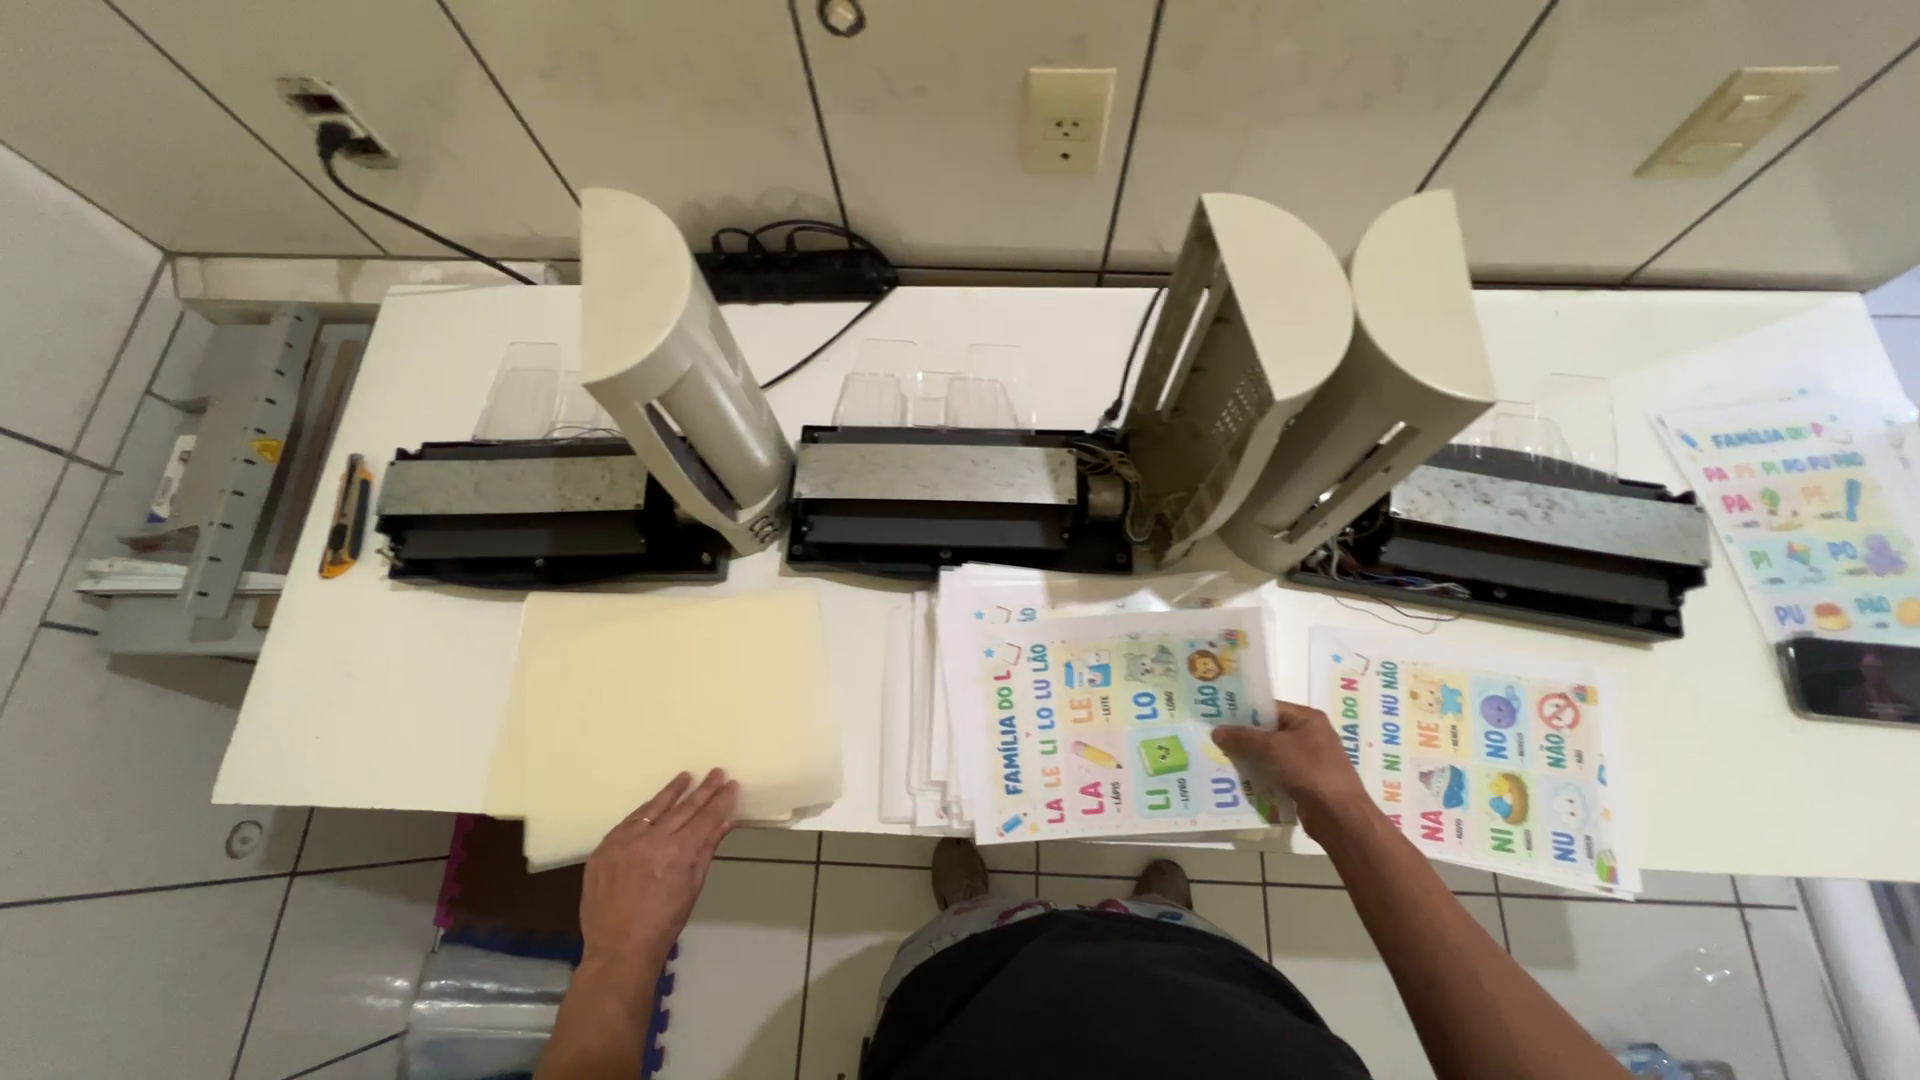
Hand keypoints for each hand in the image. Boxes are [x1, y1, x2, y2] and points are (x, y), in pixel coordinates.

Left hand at [580, 769, 739, 969]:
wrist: (618, 948)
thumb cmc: (664, 923)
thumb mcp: (693, 886)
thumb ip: (707, 849)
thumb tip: (726, 821)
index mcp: (679, 853)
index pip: (706, 817)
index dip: (720, 800)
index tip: (731, 785)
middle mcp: (652, 840)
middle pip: (684, 808)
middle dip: (703, 790)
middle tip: (716, 772)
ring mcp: (625, 842)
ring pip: (654, 808)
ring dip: (672, 792)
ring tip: (686, 777)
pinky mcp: (604, 848)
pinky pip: (629, 822)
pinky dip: (645, 811)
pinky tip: (654, 804)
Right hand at [1211, 701, 1369, 831]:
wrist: (1339, 815)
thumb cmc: (1309, 770)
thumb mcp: (1272, 748)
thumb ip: (1243, 737)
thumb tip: (1217, 731)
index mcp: (1307, 718)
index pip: (1269, 707)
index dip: (1243, 711)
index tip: (1218, 717)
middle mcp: (1310, 735)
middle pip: (1268, 731)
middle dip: (1243, 737)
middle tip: (1214, 739)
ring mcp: (1308, 760)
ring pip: (1270, 754)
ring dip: (1249, 758)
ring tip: (1221, 759)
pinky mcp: (1304, 782)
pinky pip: (1276, 772)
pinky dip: (1260, 775)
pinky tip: (1239, 780)